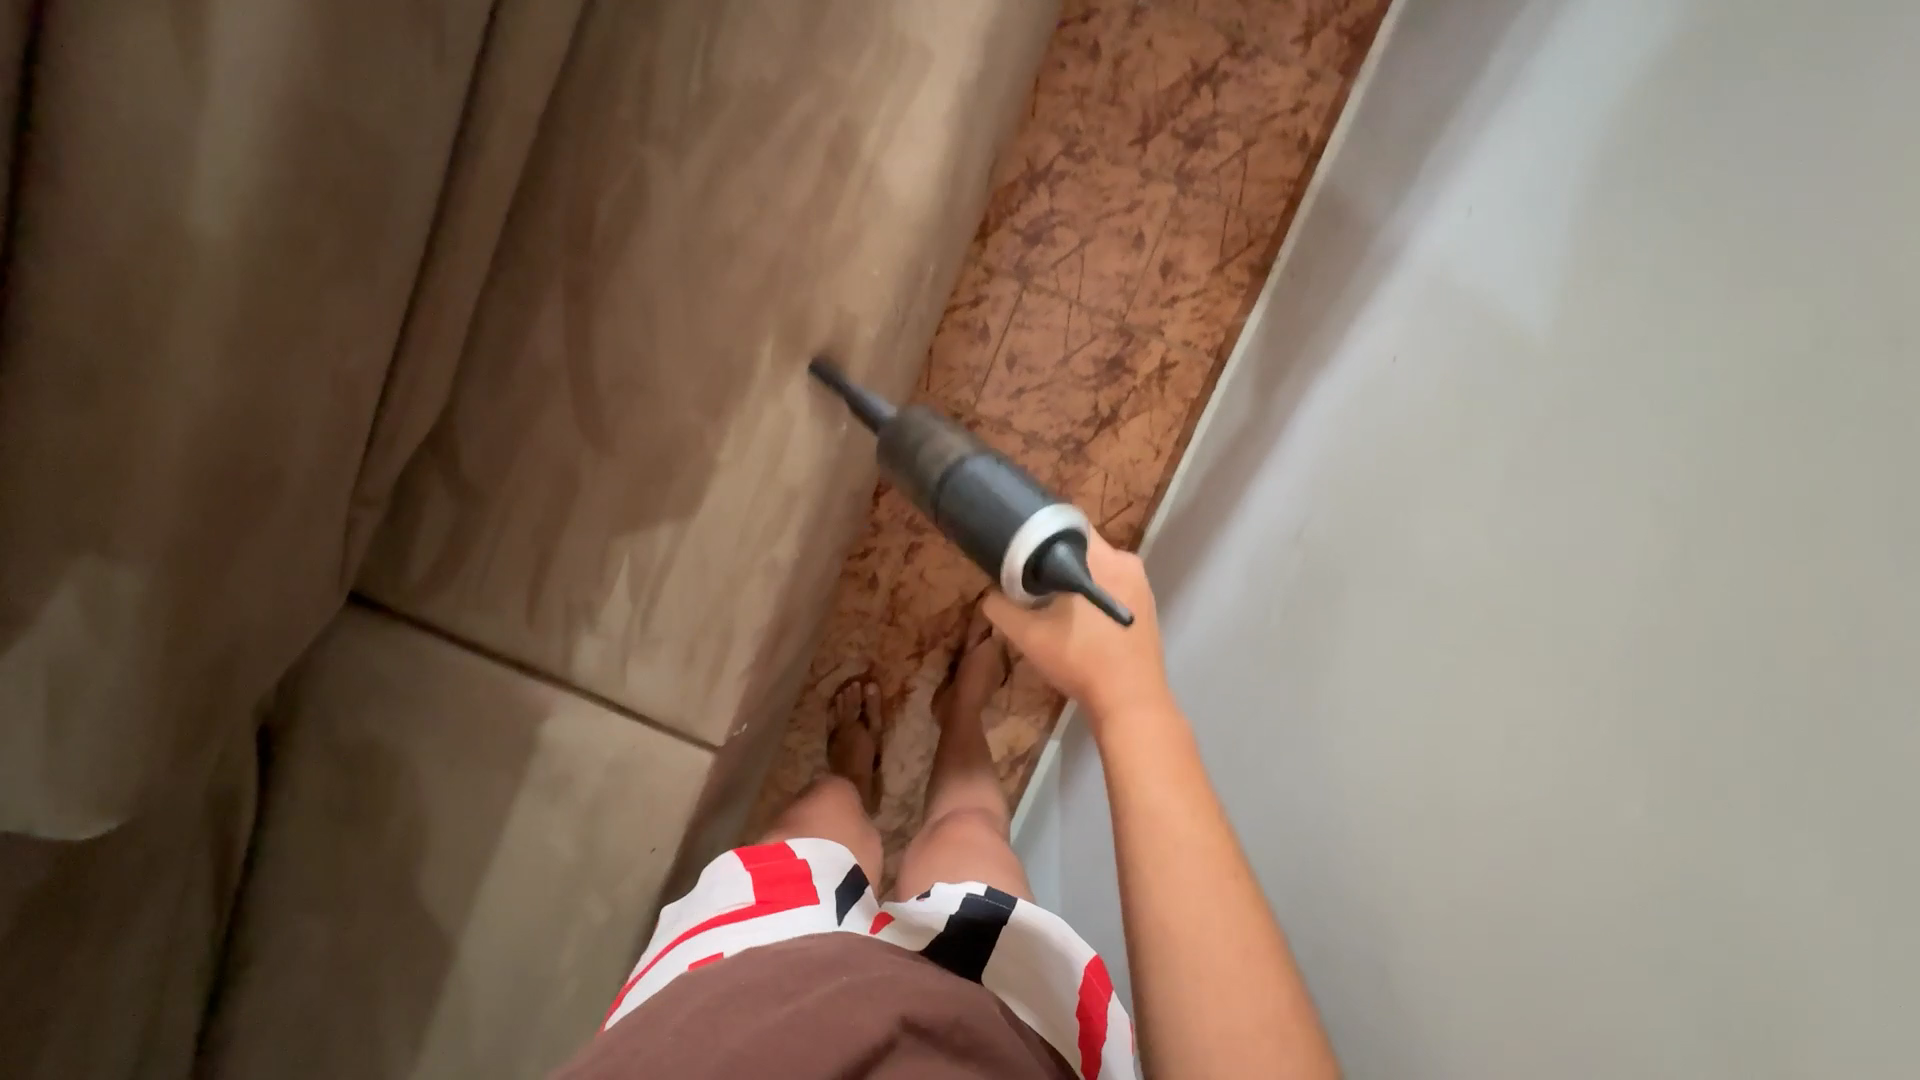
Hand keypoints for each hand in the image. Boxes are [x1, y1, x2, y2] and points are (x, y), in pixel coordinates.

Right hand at [982, 530, 1174, 728]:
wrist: (1130, 704)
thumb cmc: (1081, 660)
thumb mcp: (1028, 635)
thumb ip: (1001, 607)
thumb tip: (990, 594)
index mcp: (1104, 558)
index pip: (1068, 524)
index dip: (1040, 531)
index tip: (1019, 546)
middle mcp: (1128, 564)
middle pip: (1082, 549)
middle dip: (1055, 560)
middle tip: (1029, 579)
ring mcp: (1142, 588)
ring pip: (1097, 570)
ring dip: (1075, 580)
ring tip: (1050, 601)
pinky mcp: (1147, 610)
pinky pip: (1112, 589)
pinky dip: (1093, 596)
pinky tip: (1078, 620)